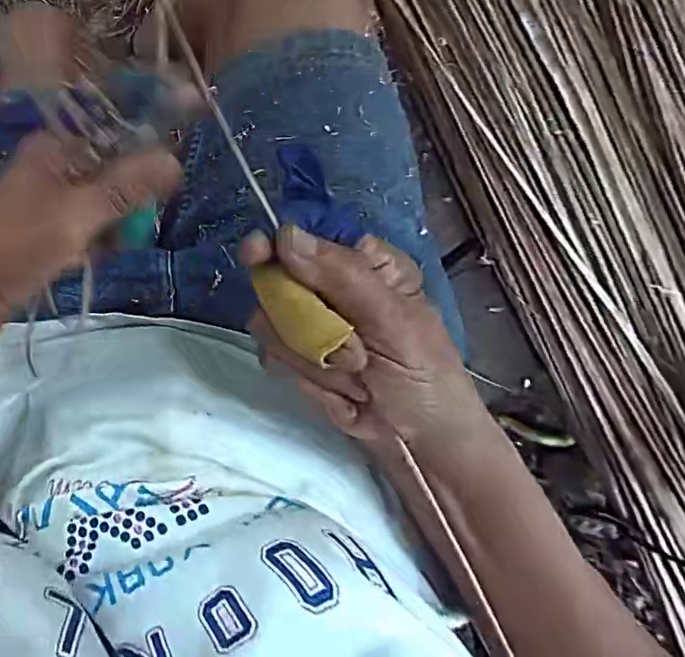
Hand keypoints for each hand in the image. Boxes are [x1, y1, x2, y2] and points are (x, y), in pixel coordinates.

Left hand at [0, 133, 180, 317]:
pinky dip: (100, 236)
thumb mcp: (76, 214)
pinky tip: (93, 256)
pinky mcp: (53, 222)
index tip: (194, 109)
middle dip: (134, 191)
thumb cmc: (18, 245)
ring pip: (109, 195)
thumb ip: (125, 187)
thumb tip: (173, 159)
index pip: (113, 119)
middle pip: (117, 161)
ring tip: (105, 247)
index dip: (151, 117)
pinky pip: (94, 219)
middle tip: (135, 224)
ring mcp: (54, 192)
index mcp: (54, 145)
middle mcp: (56, 161)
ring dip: (118, 221)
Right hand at [243, 226, 488, 457]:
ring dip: (314, 361)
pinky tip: (343, 395)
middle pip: (276, 281)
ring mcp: (307, 321)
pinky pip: (272, 356)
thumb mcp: (396, 323)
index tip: (256, 255)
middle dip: (306, 326)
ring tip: (358, 381)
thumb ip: (342, 276)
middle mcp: (328, 286)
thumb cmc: (427, 379)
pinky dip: (309, 382)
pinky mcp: (294, 354)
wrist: (424, 448)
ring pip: (269, 322)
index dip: (276, 246)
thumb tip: (286, 235)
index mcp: (362, 263)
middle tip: (354, 357)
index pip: (303, 240)